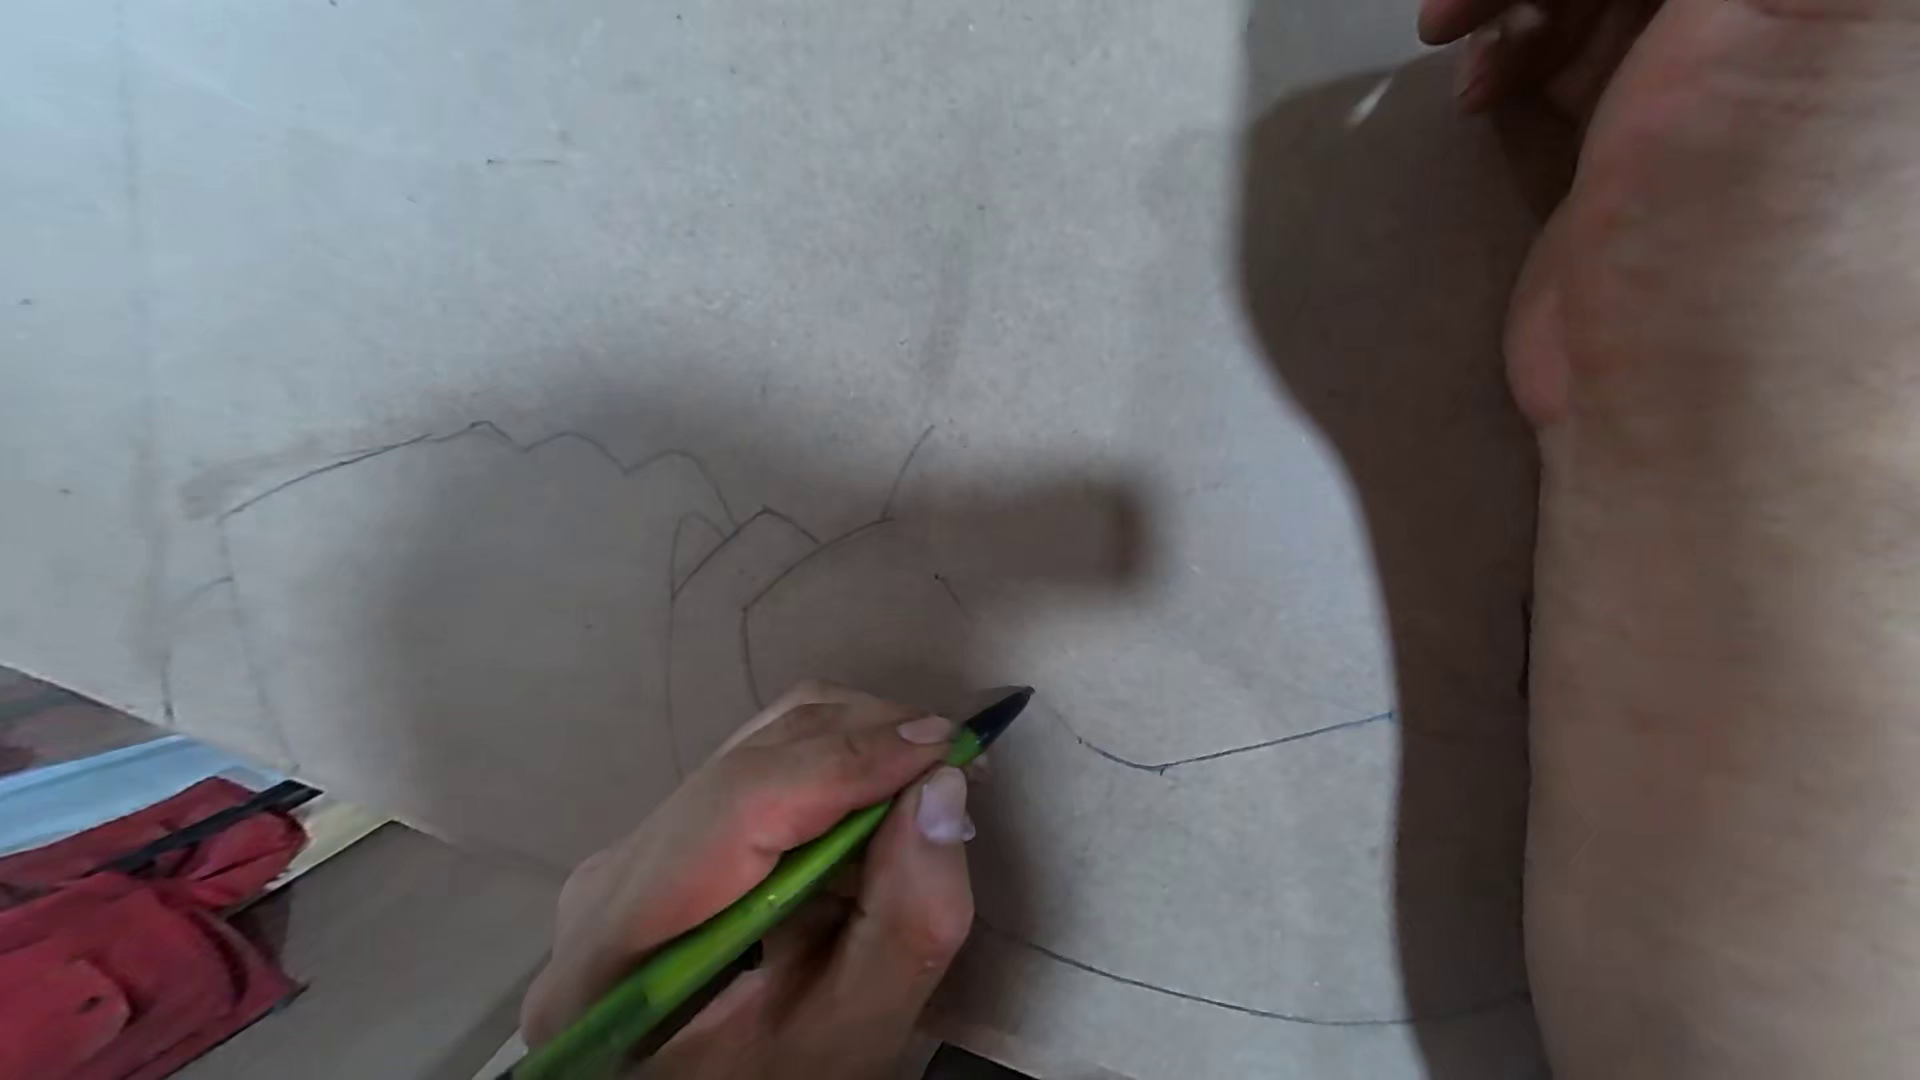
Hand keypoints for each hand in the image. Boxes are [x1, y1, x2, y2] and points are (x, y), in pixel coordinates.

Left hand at [522, 681, 975, 1078]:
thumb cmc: (776, 1079)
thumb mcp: (850, 1034)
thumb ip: (905, 922)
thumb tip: (944, 786)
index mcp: (620, 939)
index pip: (742, 801)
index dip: (849, 760)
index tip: (945, 746)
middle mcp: (621, 863)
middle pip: (763, 750)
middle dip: (872, 739)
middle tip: (955, 762)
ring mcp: (654, 831)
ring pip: (776, 733)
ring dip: (866, 738)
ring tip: (928, 775)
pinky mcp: (691, 816)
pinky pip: (779, 749)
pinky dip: (847, 751)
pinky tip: (885, 788)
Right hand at [1422, 0, 1919, 433]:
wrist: (1683, 388)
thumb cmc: (1761, 218)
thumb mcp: (1803, 21)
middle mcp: (1819, 14)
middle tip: (1460, 10)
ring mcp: (1733, 56)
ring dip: (1524, 2)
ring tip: (1467, 51)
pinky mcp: (1651, 122)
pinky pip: (1581, 45)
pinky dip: (1518, 52)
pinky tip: (1484, 89)